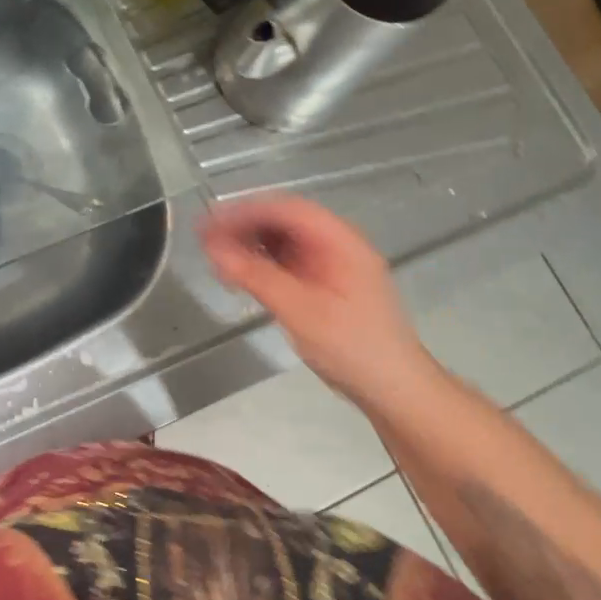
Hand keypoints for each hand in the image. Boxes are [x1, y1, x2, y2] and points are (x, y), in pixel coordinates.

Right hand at [199, 195, 441, 403]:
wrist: (394, 389)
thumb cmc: (352, 348)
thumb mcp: (300, 311)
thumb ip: (256, 276)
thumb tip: (213, 249)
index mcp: (340, 242)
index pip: (286, 209)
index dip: (244, 211)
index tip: (209, 224)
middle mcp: (337, 245)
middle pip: (284, 221)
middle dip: (243, 226)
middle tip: (205, 242)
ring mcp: (333, 265)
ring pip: (284, 241)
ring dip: (250, 245)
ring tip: (217, 260)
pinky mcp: (326, 285)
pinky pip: (288, 262)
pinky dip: (262, 264)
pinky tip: (241, 277)